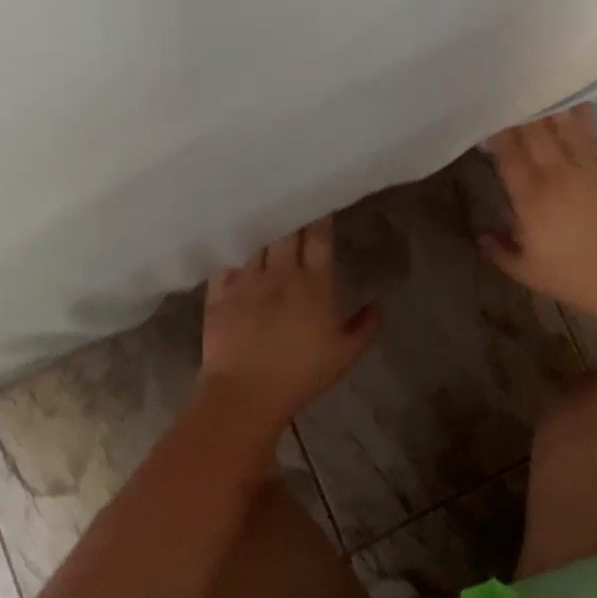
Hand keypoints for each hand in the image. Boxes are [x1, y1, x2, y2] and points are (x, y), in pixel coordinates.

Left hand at [200, 217, 377, 428]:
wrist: (245, 396)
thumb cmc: (300, 376)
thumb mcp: (344, 356)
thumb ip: (364, 328)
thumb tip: (377, 305)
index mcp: (314, 285)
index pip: (318, 239)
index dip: (320, 218)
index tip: (320, 204)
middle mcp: (281, 275)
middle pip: (286, 231)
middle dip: (291, 214)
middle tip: (292, 201)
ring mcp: (247, 282)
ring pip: (256, 242)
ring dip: (263, 228)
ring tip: (264, 214)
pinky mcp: (220, 295)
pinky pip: (225, 263)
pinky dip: (231, 252)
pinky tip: (233, 244)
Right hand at [481, 104, 596, 318]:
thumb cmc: (576, 278)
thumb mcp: (528, 272)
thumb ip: (501, 250)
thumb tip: (482, 234)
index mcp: (532, 199)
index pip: (509, 155)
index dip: (498, 132)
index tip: (491, 114)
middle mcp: (557, 175)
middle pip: (535, 133)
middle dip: (522, 110)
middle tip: (511, 89)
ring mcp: (587, 168)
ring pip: (563, 127)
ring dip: (549, 106)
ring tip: (539, 83)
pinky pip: (592, 135)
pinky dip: (581, 116)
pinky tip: (574, 101)